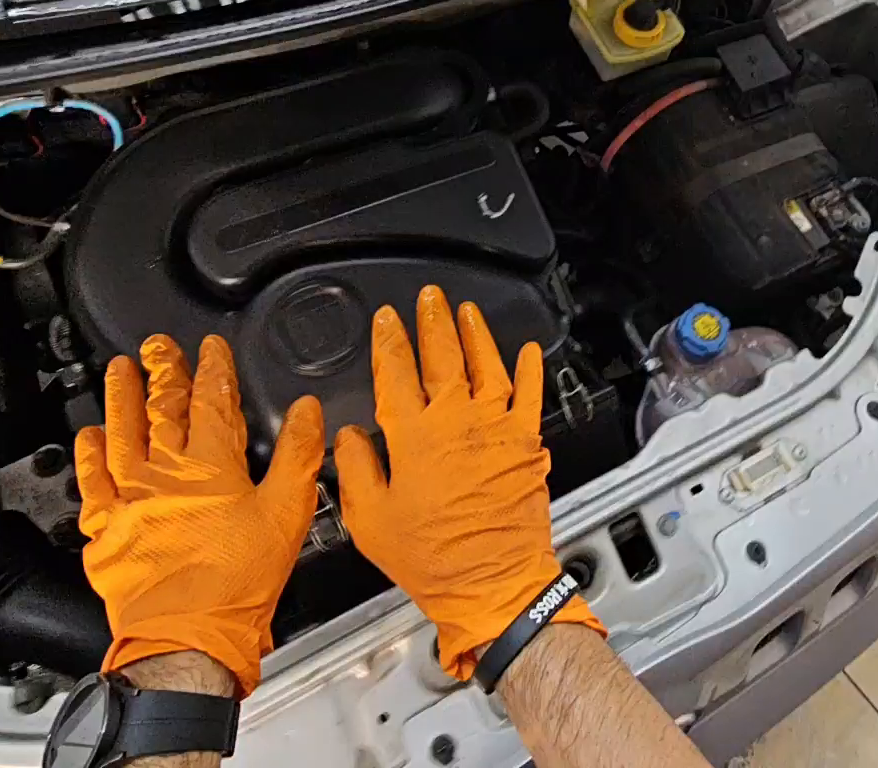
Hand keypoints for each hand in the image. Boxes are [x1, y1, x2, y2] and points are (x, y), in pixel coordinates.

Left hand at [74, 334, 323, 694]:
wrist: (188, 638)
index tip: (210, 346)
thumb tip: (307, 409)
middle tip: (158, 345)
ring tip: (119, 369)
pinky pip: (91, 484)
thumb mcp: (288, 511)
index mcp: (212, 465)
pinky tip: (87, 436)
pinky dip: (87, 458)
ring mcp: (130, 500)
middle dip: (163, 372)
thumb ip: (299, 453)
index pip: (212, 401)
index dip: (212, 368)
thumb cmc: (239, 579)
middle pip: (162, 409)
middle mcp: (165, 473)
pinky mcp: (106, 530)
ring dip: (120, 399)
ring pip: (121, 435)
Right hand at [334, 285, 604, 679]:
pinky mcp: (526, 439)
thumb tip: (346, 436)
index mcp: (414, 435)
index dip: (389, 341)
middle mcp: (457, 420)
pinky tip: (528, 350)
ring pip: (487, 364)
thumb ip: (356, 469)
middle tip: (431, 297)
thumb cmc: (432, 557)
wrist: (493, 580)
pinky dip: (530, 369)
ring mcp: (497, 425)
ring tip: (468, 311)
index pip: (396, 372)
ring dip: (476, 334)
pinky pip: (531, 394)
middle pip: (443, 356)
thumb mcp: (372, 520)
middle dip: (434, 321)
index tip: (387, 320)